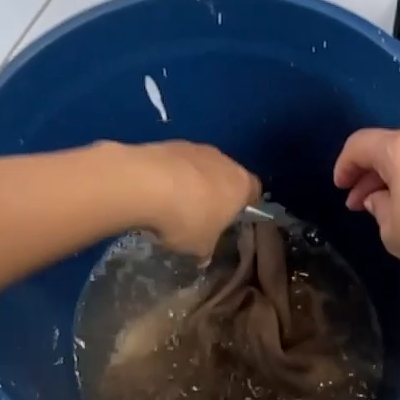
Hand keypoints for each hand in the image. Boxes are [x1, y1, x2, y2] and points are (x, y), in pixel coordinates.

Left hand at [121, 141, 261, 256]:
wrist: (144, 184)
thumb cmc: (186, 219)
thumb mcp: (200, 247)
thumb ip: (206, 249)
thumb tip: (204, 255)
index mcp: (241, 184)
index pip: (254, 191)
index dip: (244, 206)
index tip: (230, 220)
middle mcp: (223, 160)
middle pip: (226, 176)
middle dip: (214, 194)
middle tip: (199, 217)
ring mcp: (194, 148)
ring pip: (199, 167)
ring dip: (189, 183)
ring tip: (170, 205)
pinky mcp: (167, 143)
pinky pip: (174, 163)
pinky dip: (168, 175)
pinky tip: (153, 193)